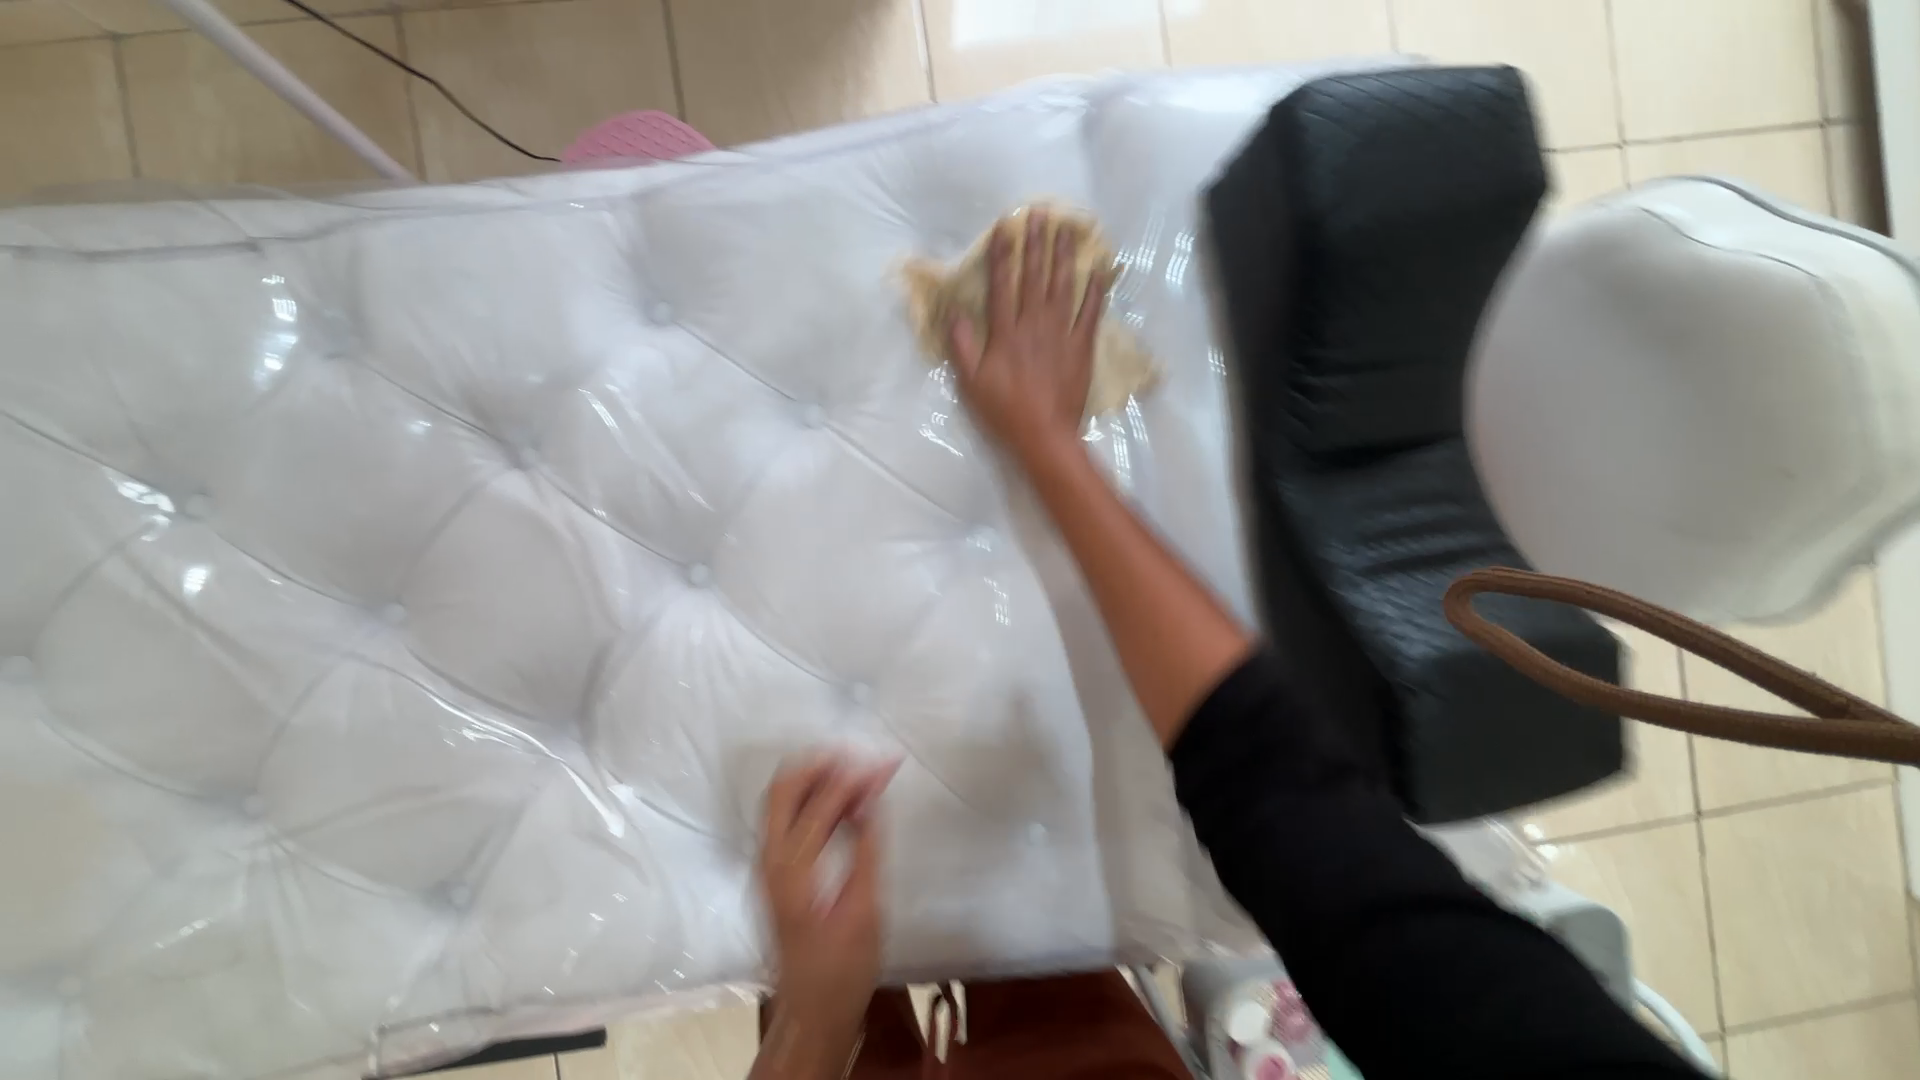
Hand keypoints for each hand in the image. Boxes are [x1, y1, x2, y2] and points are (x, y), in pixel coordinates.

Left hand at [753, 755, 900, 1077]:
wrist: (811, 1010)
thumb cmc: (844, 967)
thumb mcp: (866, 907)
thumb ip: (865, 847)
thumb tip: (870, 798)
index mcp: (793, 870)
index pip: (822, 804)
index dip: (855, 777)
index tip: (885, 762)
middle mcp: (770, 860)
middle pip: (783, 788)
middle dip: (820, 763)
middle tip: (859, 756)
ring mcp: (765, 865)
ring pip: (778, 799)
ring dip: (812, 776)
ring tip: (852, 768)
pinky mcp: (771, 872)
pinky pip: (782, 817)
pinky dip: (807, 797)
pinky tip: (838, 798)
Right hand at [948, 208, 1114, 467]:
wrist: (1045, 435)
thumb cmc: (1004, 411)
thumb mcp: (971, 383)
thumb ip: (962, 346)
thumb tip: (955, 312)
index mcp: (1005, 332)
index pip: (1002, 284)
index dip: (1002, 253)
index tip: (1004, 226)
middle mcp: (1034, 325)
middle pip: (1035, 276)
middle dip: (1036, 243)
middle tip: (1040, 213)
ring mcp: (1061, 334)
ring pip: (1064, 287)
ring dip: (1065, 256)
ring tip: (1067, 230)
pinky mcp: (1082, 348)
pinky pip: (1090, 313)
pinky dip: (1096, 291)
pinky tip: (1099, 270)